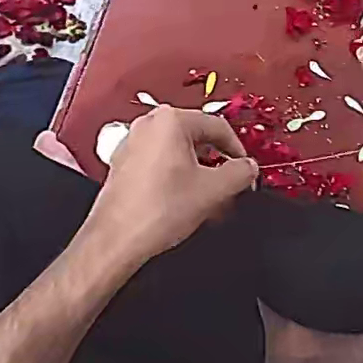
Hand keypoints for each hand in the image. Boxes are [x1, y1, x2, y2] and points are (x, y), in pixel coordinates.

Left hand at [83, 106, 257, 267]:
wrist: (115, 241)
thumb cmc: (155, 211)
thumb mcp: (214, 190)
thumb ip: (240, 172)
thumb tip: (248, 168)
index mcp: (170, 120)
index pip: (218, 127)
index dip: (237, 150)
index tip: (244, 168)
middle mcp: (148, 125)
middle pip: (197, 137)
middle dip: (216, 162)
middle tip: (228, 184)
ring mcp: (132, 143)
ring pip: (178, 151)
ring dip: (198, 171)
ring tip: (207, 196)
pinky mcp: (123, 164)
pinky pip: (160, 162)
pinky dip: (176, 176)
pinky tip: (183, 200)